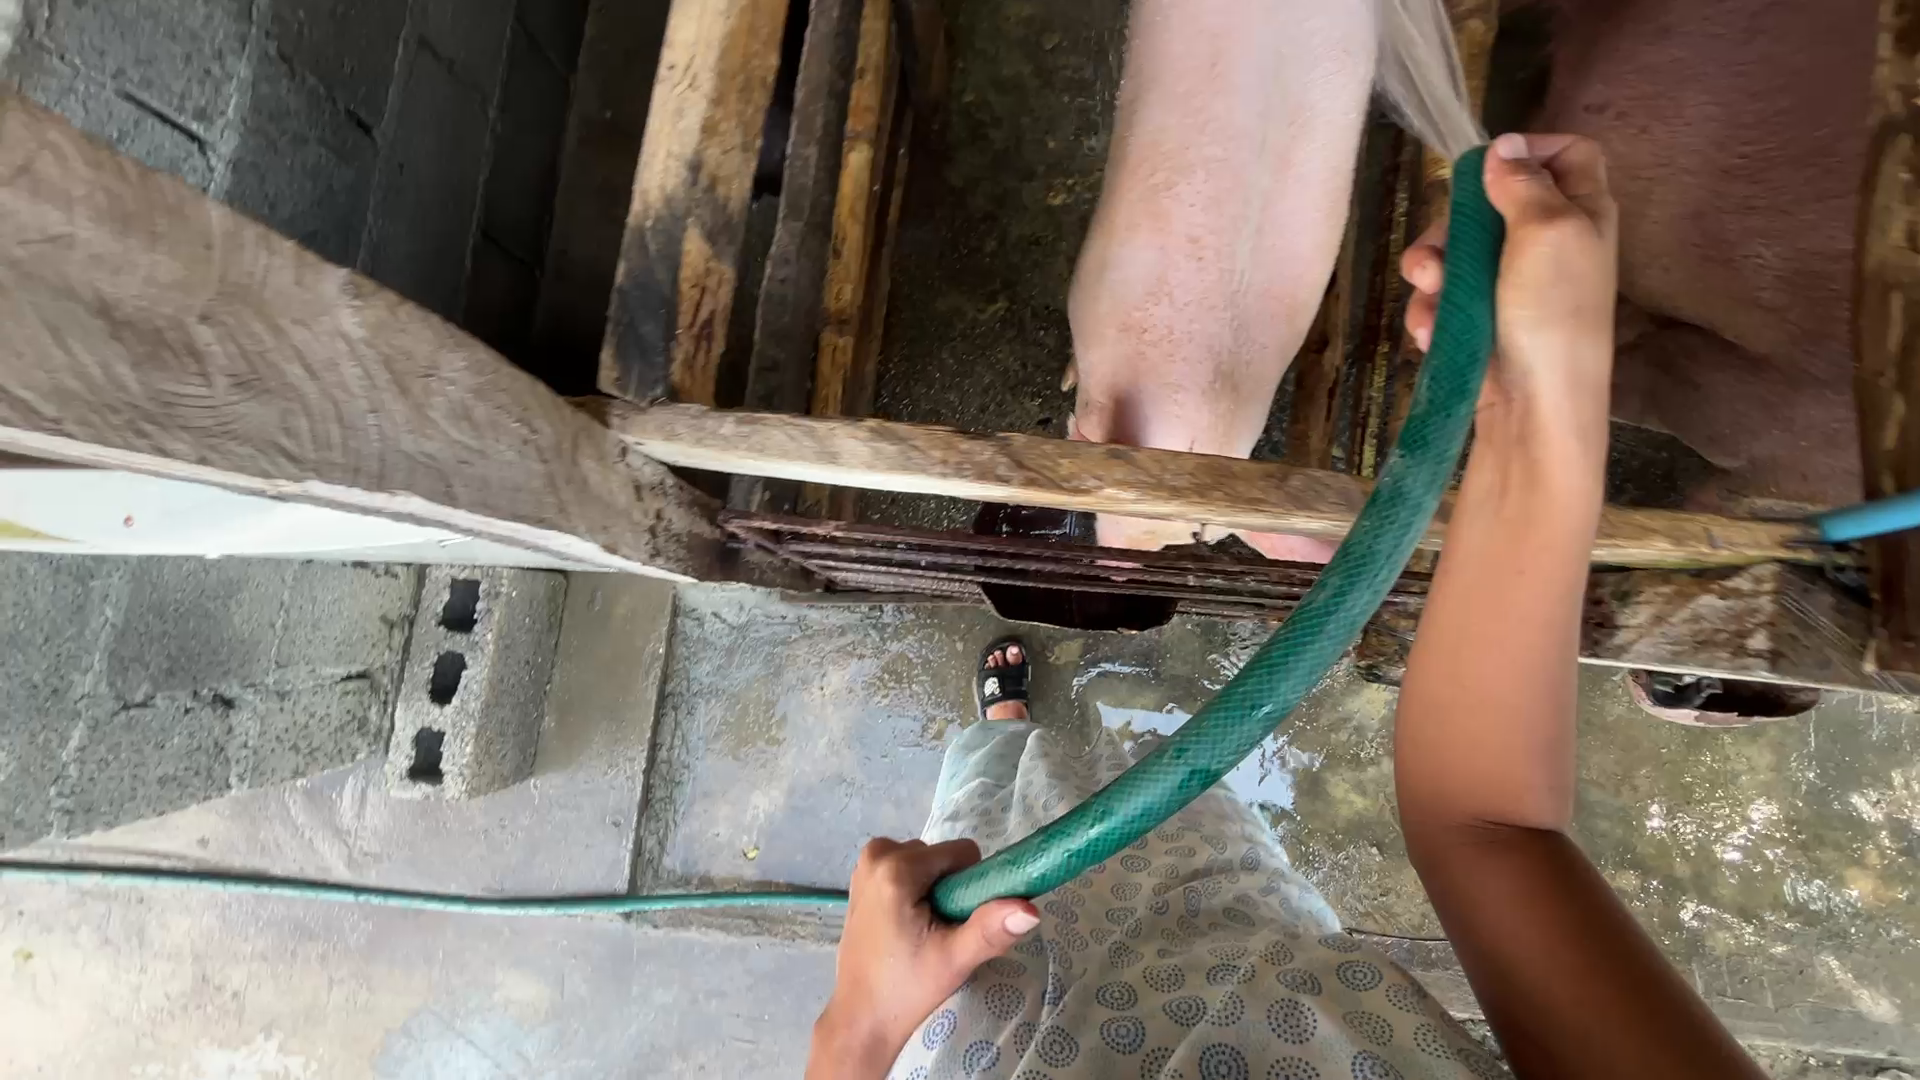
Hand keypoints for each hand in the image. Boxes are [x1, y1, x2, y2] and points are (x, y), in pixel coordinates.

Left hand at [807, 838, 1039, 1078]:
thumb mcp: (954, 960)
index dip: (968, 886)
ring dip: (930, 888)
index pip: (961, 852)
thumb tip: (1031, 909)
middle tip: (936, 930)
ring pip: (925, 860)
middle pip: (941, 855)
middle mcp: (878, 854)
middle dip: (947, 888)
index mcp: (897, 867)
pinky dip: (912, 888)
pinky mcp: (862, 875)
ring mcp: (866, 863)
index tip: (954, 920)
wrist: (861, 1019)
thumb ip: (991, 930)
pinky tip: (904, 923)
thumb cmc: (907, 989)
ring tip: (919, 930)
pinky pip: (905, 866)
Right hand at [1401, 133, 1618, 457]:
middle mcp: (1543, 242)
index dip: (1528, 152)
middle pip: (1485, 208)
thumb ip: (1522, 185)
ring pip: (1452, 256)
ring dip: (1430, 277)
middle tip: (1431, 256)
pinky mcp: (1475, 319)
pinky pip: (1440, 300)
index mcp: (1578, 212)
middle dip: (1448, 230)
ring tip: (1429, 300)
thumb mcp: (1545, 233)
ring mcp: (1506, 284)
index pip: (1565, 156)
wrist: (1533, 397)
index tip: (1484, 167)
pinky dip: (1430, 314)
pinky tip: (1432, 332)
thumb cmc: (1552, 310)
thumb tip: (1502, 144)